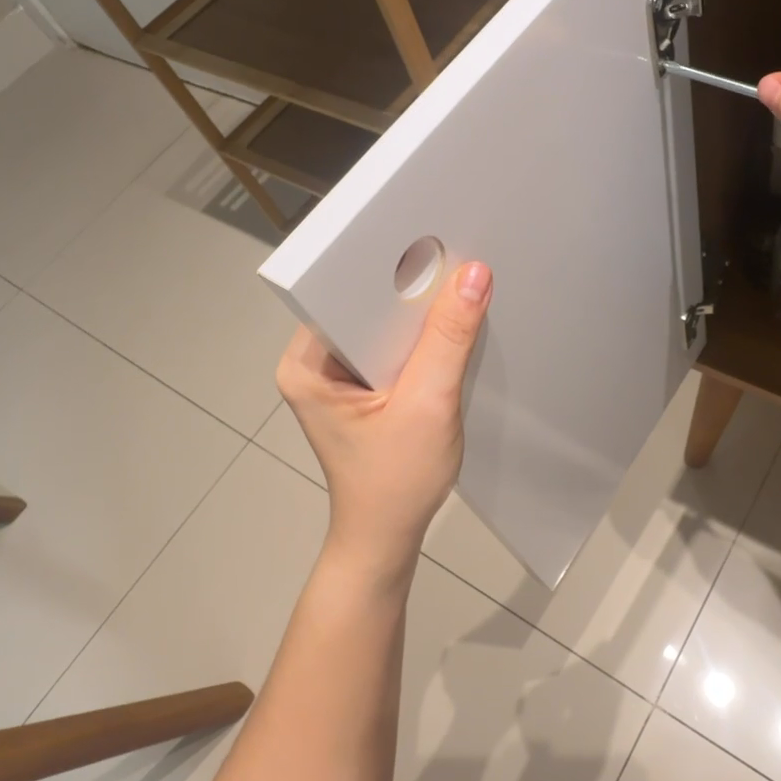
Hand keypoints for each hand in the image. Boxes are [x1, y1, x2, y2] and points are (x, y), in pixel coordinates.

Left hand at [275, 262, 492, 578]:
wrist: (388, 538)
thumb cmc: (397, 480)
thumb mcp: (428, 404)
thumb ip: (449, 338)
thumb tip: (475, 273)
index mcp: (306, 362)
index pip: (345, 293)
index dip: (390, 267)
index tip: (434, 242)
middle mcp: (313, 360)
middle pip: (366, 306)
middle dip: (411, 290)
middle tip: (457, 257)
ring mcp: (336, 375)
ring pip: (383, 325)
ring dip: (420, 315)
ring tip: (460, 286)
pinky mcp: (360, 388)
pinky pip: (392, 347)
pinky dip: (421, 340)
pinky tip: (451, 326)